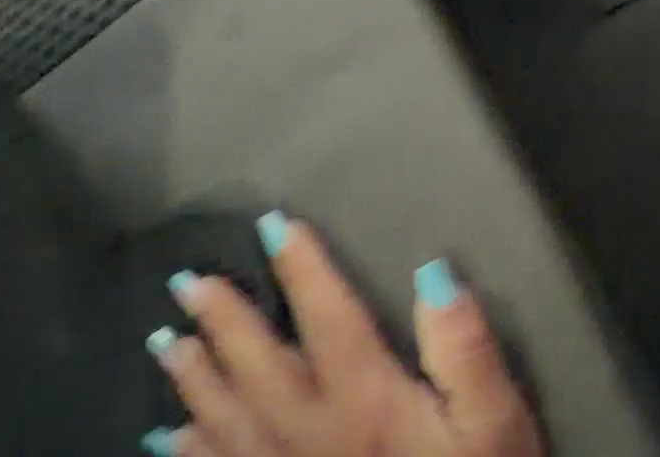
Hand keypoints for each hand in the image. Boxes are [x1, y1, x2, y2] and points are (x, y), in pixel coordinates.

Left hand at [140, 211, 543, 456]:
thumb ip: (465, 349)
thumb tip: (434, 273)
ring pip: (225, 421)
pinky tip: (168, 436)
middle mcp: (311, 437)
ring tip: (166, 340)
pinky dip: (188, 452)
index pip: (329, 321)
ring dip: (194, 377)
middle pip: (260, 368)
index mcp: (365, 403)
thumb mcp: (493, 417)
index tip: (275, 225)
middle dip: (225, 320)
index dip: (304, 270)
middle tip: (188, 281)